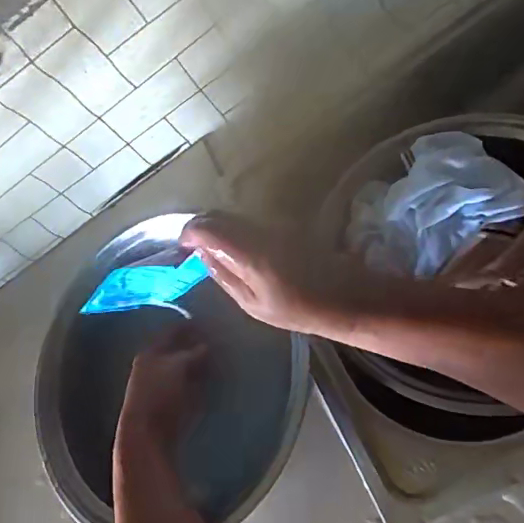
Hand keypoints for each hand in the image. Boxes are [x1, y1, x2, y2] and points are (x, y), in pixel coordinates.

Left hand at [116, 322, 207, 456]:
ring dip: (203, 362)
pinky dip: (204, 379)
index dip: (188, 326)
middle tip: (219, 337)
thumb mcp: (177, 365)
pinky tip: (218, 375)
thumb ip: (193, 353)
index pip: (171, 333)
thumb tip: (207, 345)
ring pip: (188, 367)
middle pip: (180, 350)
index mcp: (151, 353)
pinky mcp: (177, 401)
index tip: (207, 320)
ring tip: (223, 354)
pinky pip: (194, 384)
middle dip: (198, 344)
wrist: (148, 433)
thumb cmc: (158, 392)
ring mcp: (167, 384)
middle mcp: (157, 366)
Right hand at [179, 213, 359, 335]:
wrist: (341, 294)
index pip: (208, 228)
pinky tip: (234, 248)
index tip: (182, 247)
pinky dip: (233, 229)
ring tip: (210, 249)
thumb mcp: (253, 303)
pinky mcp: (281, 224)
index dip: (189, 233)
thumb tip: (202, 255)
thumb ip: (225, 276)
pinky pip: (248, 221)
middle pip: (218, 215)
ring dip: (216, 227)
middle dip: (199, 227)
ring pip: (233, 215)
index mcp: (249, 252)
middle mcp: (258, 230)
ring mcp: (271, 224)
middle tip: (191, 247)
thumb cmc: (297, 307)